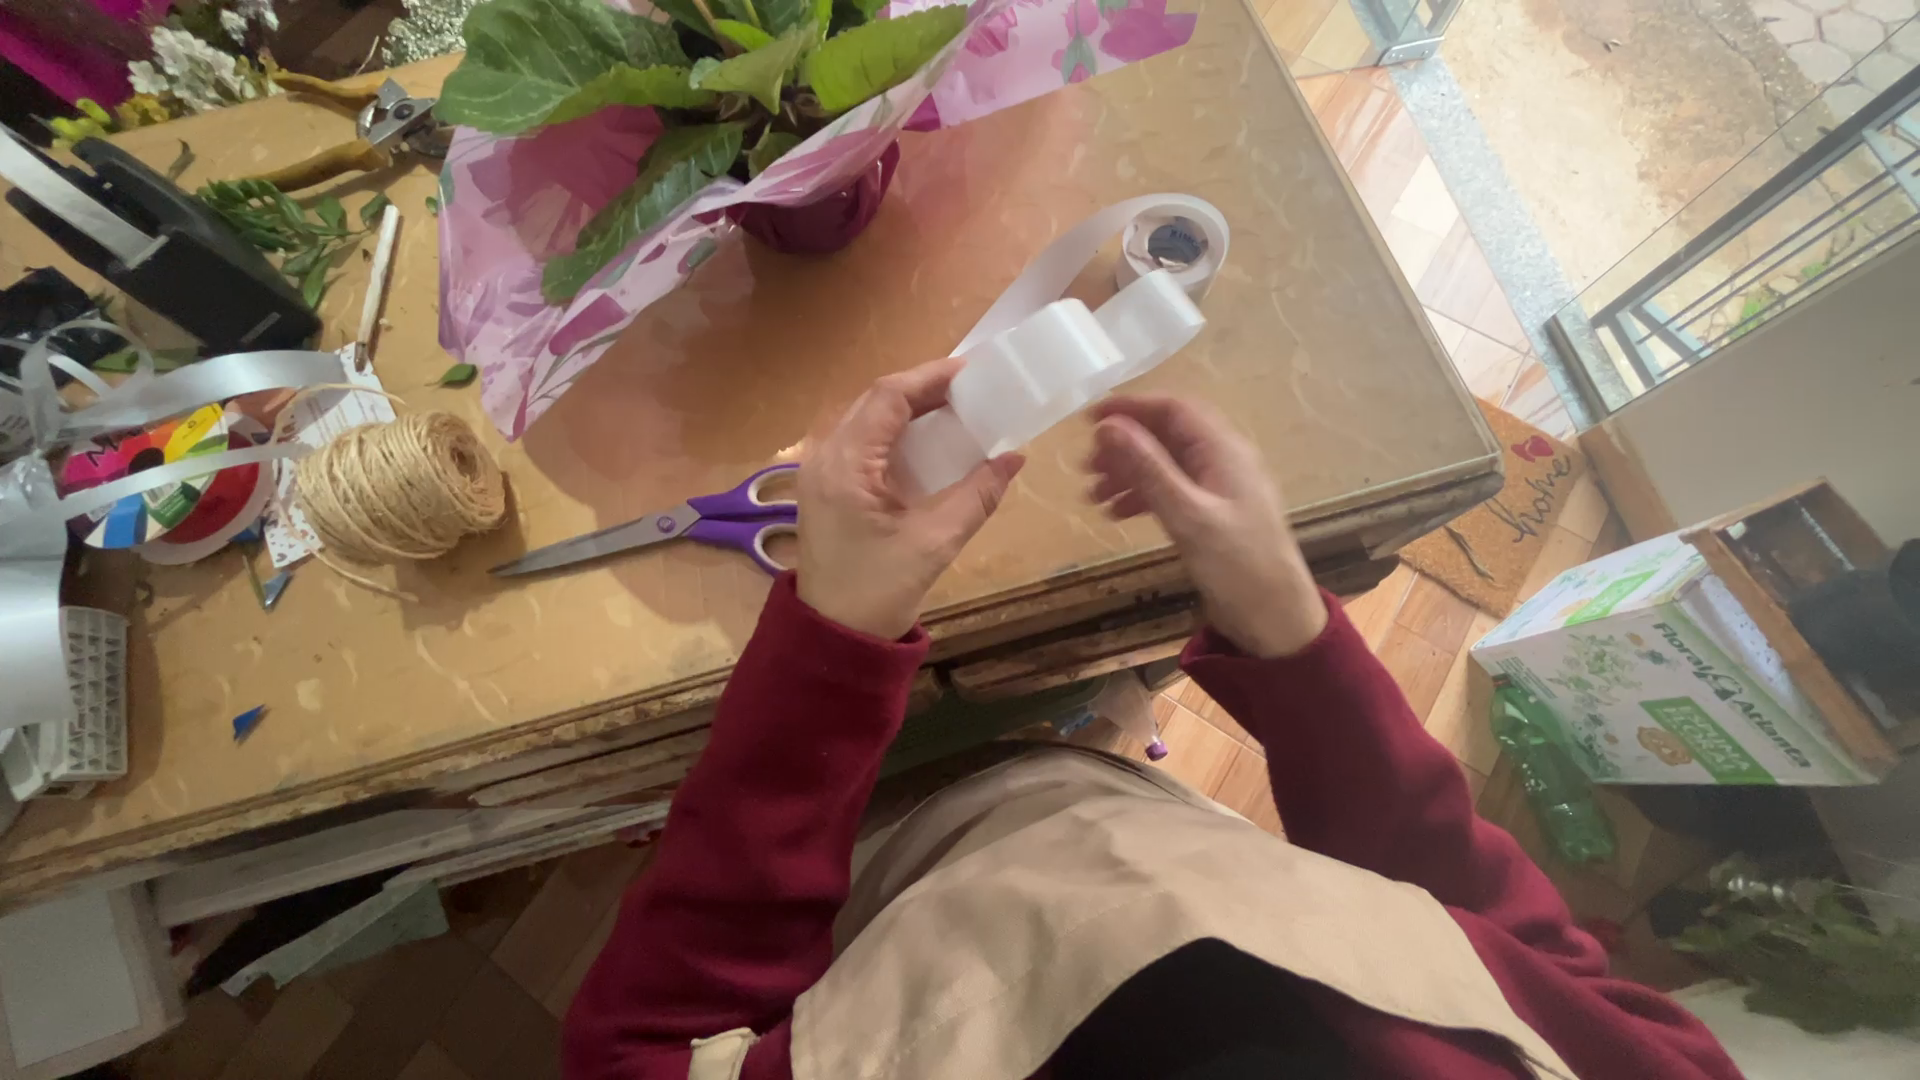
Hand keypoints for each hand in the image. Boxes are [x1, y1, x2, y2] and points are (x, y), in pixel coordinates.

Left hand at [797, 357, 1025, 639]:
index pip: (887, 397)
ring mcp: (821, 472)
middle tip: (970, 389)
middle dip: (922, 389)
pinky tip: (928, 441)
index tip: (972, 372)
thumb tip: (1015, 457)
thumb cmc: (879, 591)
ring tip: (955, 408)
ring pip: (866, 420)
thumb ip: (977, 495)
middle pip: (874, 402)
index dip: (930, 378)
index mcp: (845, 465)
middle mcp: (825, 457)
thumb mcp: (935, 542)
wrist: (833, 636)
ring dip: (908, 409)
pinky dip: (895, 434)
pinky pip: (862, 443)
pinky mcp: (827, 487)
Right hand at [1085, 395, 1326, 657]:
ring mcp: (1217, 486)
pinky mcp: (1211, 513)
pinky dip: (1142, 496)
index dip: (1130, 408)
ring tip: (1093, 495)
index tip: (1089, 421)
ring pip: (1164, 464)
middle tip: (1085, 467)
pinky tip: (1116, 514)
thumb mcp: (1187, 515)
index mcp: (1224, 450)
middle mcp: (1222, 459)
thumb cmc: (1236, 564)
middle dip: (1123, 446)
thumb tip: (1109, 428)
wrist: (1274, 617)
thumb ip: (1148, 469)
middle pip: (1165, 435)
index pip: (1172, 409)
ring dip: (1127, 473)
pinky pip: (1170, 490)